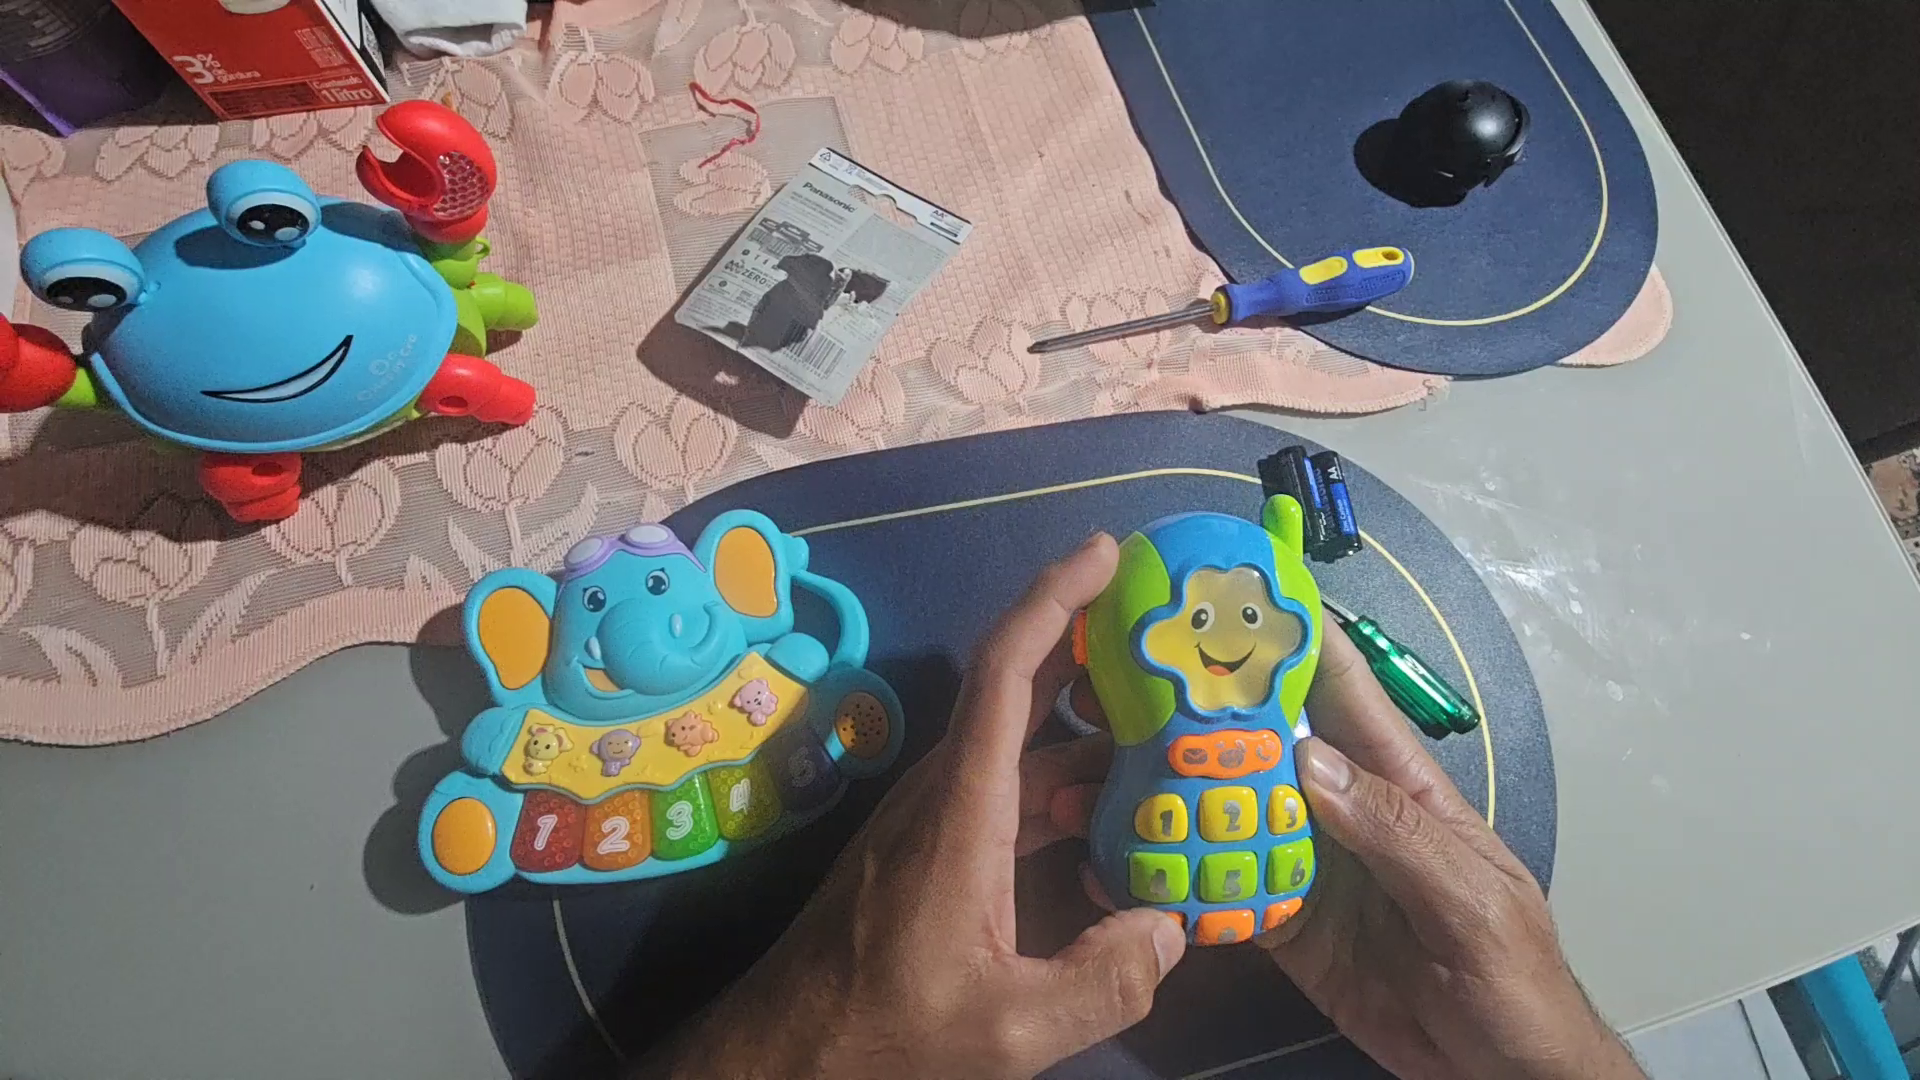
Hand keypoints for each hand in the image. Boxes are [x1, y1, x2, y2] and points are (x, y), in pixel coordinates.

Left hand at [651, 534, 1184, 1079]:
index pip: (1007, 671)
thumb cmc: (886, 1024)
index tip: (1103, 553)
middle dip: (1085, 635)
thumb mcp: (1008, 1030)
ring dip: (1088, 722)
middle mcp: (951, 782)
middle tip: (1159, 617)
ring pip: (1025, 737)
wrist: (795, 1040)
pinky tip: (1114, 804)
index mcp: (964, 805)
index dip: (1053, 600)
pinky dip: (1066, 777)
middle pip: (1019, 681)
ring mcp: (945, 803)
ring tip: (1165, 717)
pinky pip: (1016, 780)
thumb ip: (1100, 981)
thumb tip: (1171, 925)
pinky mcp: (945, 830)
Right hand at [1031, 619, 1644, 1079]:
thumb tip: (1304, 757)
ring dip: (1150, 788)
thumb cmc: (1509, 976)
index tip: (1217, 590)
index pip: (1332, 680)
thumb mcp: (1471, 903)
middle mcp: (1323, 795)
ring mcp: (1292, 848)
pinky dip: (1160, 863)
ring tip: (1078, 783)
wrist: (1496, 1077)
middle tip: (1101, 690)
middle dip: (1178, 706)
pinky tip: (1107, 859)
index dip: (1283, 626)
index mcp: (1381, 771)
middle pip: (1244, 734)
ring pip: (1210, 799)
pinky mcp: (1268, 904)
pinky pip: (1207, 872)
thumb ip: (1395, 832)